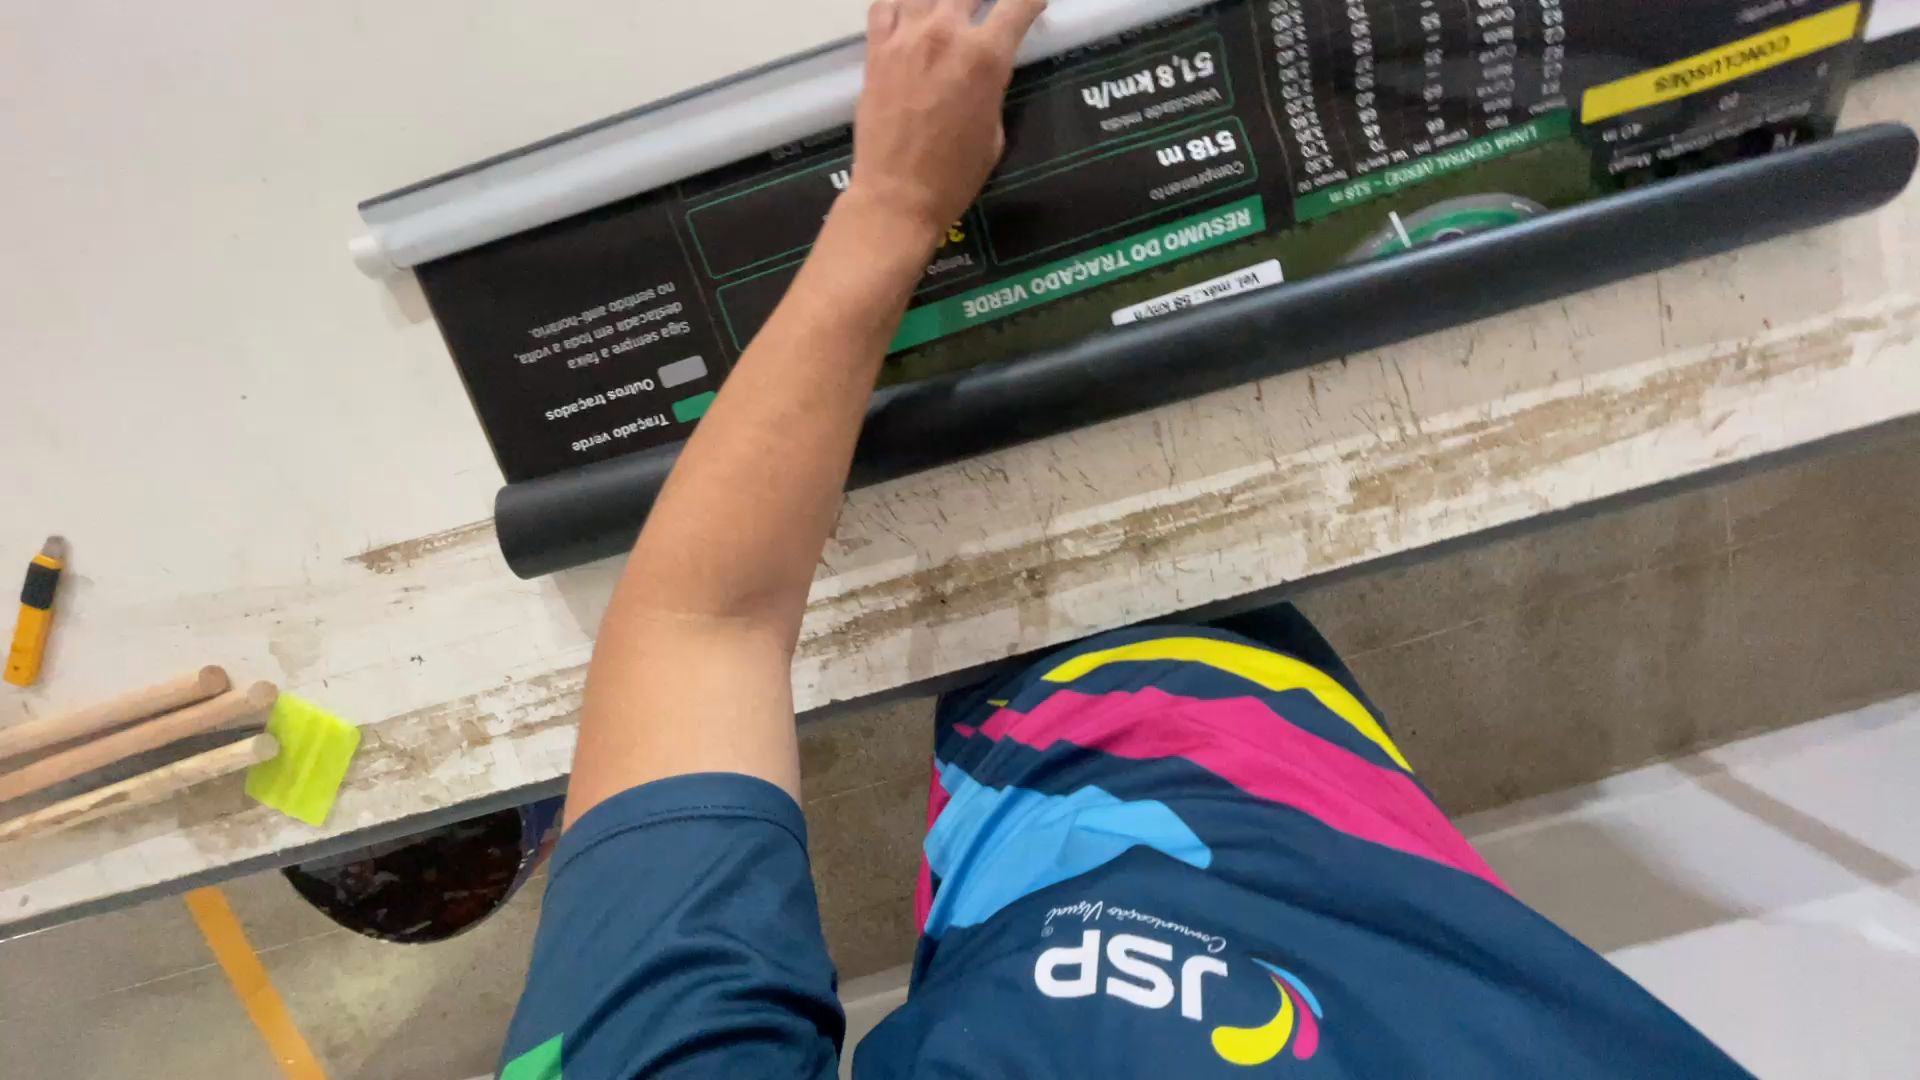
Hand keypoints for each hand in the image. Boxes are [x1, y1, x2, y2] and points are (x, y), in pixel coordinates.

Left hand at [849, 0, 1047, 244]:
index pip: (1017, 4)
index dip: (1031, 0)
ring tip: (946, 16)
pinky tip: (907, 19)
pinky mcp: (876, 51)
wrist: (897, 198)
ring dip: (942, 1)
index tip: (1033, 5)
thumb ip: (992, 93)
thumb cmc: (954, 180)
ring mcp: (906, 37)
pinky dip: (899, 6)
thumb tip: (986, 76)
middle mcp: (946, 33)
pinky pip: (885, 5)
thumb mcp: (992, 138)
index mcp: (986, 57)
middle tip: (985, 12)